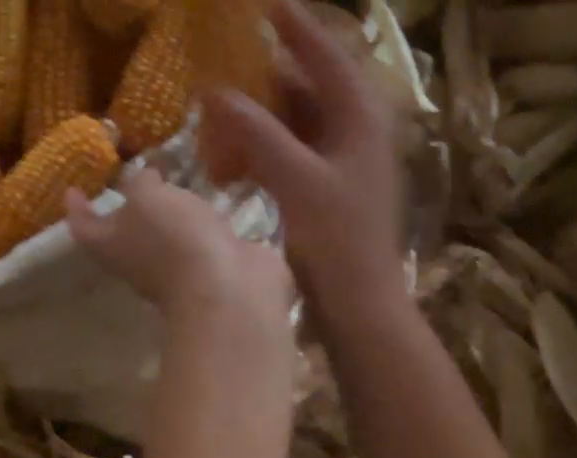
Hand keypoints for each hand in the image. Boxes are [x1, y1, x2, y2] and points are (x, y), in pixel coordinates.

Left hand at [67, 169, 291, 321]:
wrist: (224, 288)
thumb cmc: (172, 240)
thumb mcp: (146, 197)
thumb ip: (139, 182)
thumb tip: (143, 179)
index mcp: (109, 247)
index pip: (82, 227)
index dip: (76, 208)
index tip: (73, 188)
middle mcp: (135, 262)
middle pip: (119, 237)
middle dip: (121, 210)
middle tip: (126, 180)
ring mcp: (171, 269)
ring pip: (158, 238)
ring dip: (161, 215)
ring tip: (168, 183)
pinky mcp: (204, 267)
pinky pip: (192, 240)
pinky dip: (193, 221)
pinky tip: (201, 201)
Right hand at [199, 0, 402, 308]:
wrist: (360, 307)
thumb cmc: (337, 242)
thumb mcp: (295, 182)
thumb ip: (258, 135)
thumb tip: (217, 92)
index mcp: (359, 118)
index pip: (325, 56)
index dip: (295, 27)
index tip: (264, 4)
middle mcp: (354, 134)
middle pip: (306, 91)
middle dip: (264, 85)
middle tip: (223, 76)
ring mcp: (342, 166)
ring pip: (295, 128)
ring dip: (258, 125)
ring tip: (218, 123)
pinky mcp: (327, 196)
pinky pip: (290, 160)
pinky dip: (262, 157)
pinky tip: (232, 167)